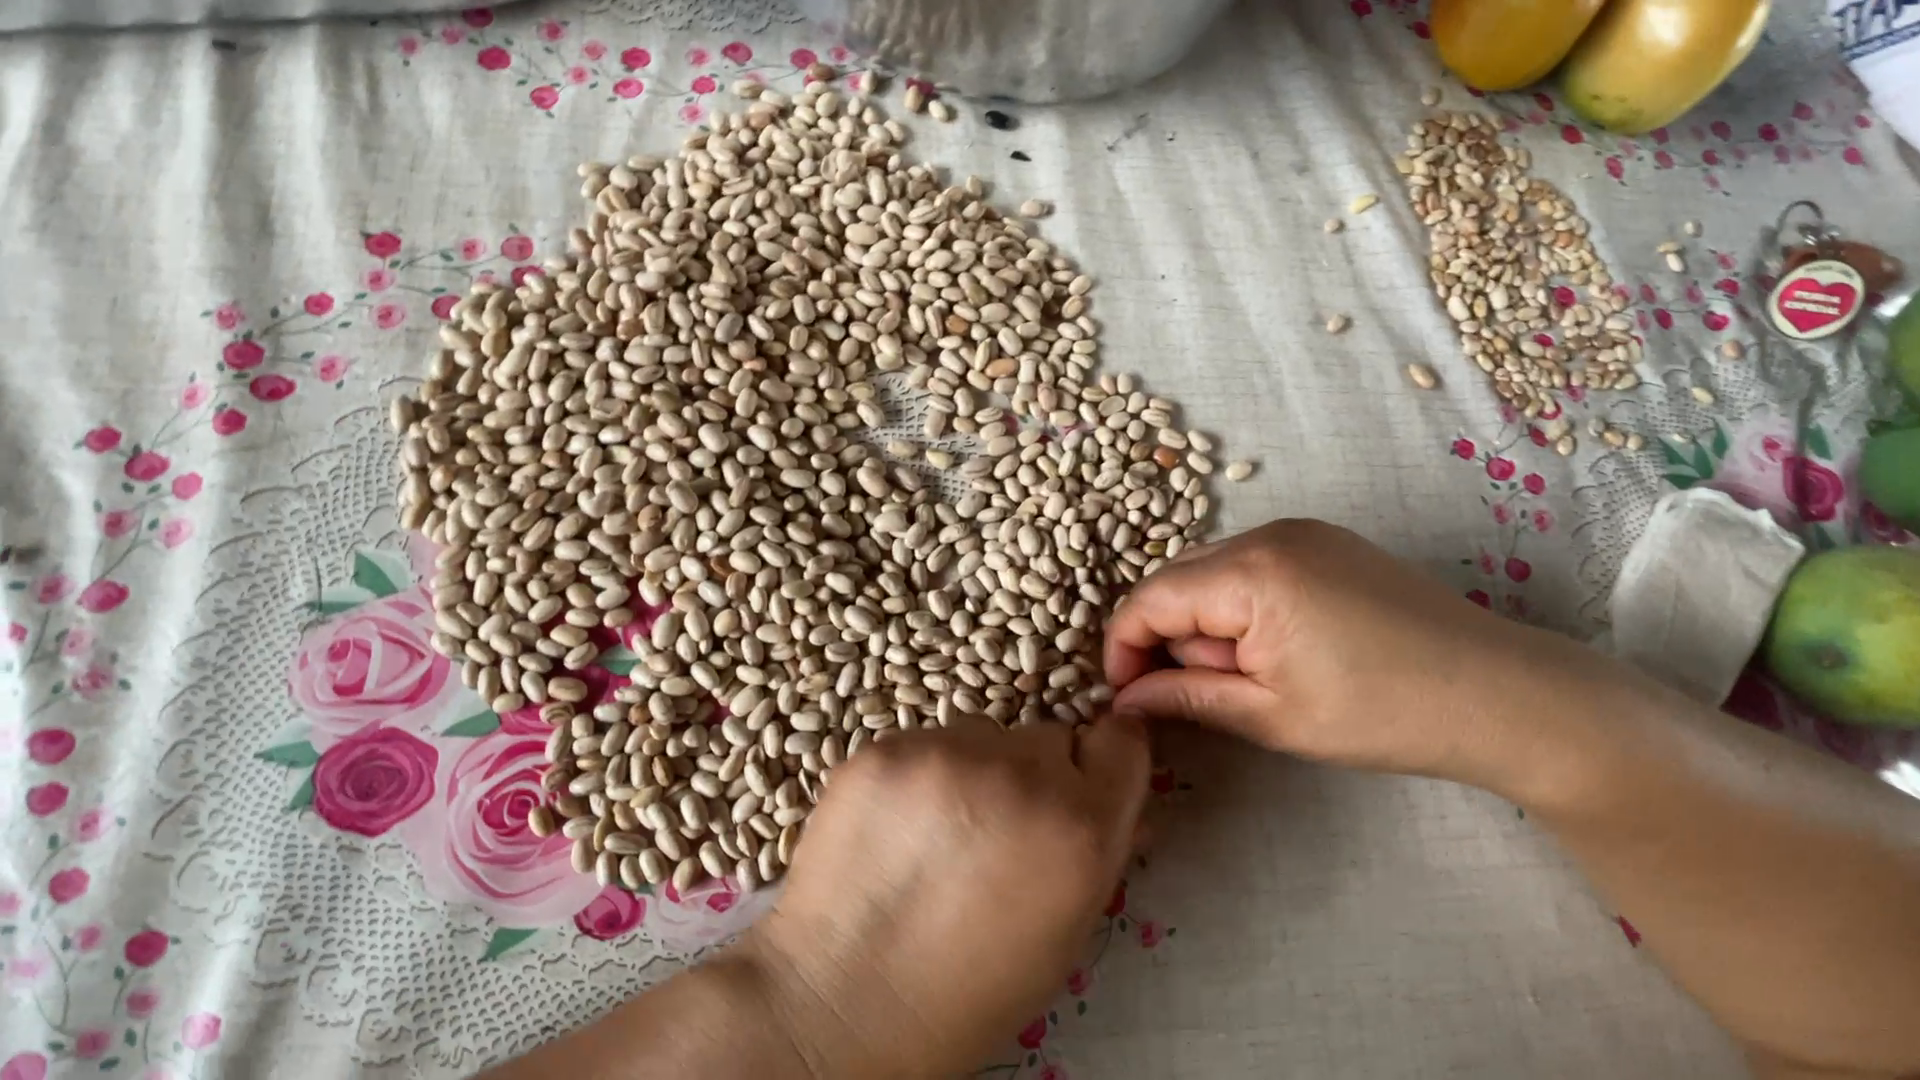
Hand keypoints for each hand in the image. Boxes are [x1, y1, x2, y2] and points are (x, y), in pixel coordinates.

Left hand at [737, 714, 1150, 1078]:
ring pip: (985, 733)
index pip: (1122, 741)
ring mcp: (947, 753)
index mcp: (1081, 827)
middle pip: (1051, 737)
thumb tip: (1125, 811)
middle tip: (1000, 827)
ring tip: (940, 830)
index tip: (1086, 779)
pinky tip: (898, 825)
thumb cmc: (968, 990)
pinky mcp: (886, 747)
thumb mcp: (1064, 933)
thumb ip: (1100, 854)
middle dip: (1038, 775)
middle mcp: (1022, 775)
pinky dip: (922, 773)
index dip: (1104, 760)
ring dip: (977, 768)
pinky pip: (926, 741)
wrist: (842, 1002)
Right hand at [1104, 519, 1597, 798]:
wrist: (1501, 695)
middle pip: (1175, 579)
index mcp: (1250, 573)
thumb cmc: (1381, 714)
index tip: (1124, 696)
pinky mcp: (1324, 542)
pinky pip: (1248, 567)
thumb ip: (1185, 697)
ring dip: (1203, 622)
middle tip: (1186, 694)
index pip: (1150, 599)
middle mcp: (1267, 534)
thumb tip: (1123, 699)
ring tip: (1241, 676)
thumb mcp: (1269, 715)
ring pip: (1210, 572)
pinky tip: (1271, 649)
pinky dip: (1237, 607)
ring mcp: (1300, 532)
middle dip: (1165, 636)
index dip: (1124, 648)